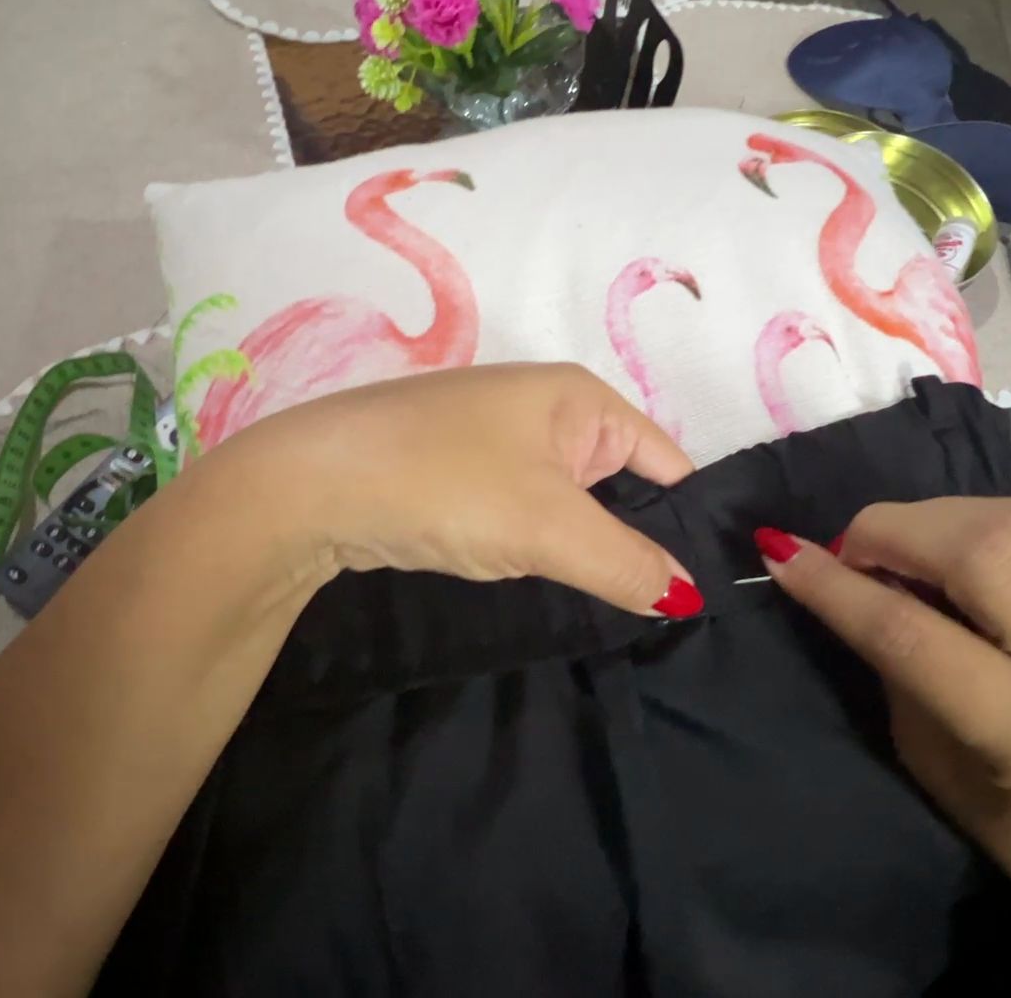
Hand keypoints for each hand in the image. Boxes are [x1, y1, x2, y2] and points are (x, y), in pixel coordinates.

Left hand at [195, 363, 703, 617]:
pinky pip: (528, 511)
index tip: (701, 594)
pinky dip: (542, 545)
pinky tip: (544, 581)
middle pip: (620, 482)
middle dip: (636, 542)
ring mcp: (499, 439)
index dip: (686, 525)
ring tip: (611, 606)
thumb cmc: (445, 485)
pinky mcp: (463, 472)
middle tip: (660, 612)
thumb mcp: (548, 527)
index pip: (666, 461)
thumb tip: (687, 594)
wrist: (309, 486)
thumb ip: (626, 563)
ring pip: (572, 502)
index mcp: (580, 398)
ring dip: (586, 548)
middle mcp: (546, 408)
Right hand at [758, 500, 1010, 997]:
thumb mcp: (924, 752)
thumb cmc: (1007, 823)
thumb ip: (890, 655)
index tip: (778, 554)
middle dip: (889, 533)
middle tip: (847, 554)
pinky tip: (943, 555)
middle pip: (978, 550)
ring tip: (892, 552)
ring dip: (929, 520)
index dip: (836, 587)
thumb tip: (837, 573)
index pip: (913, 633)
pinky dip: (968, 525)